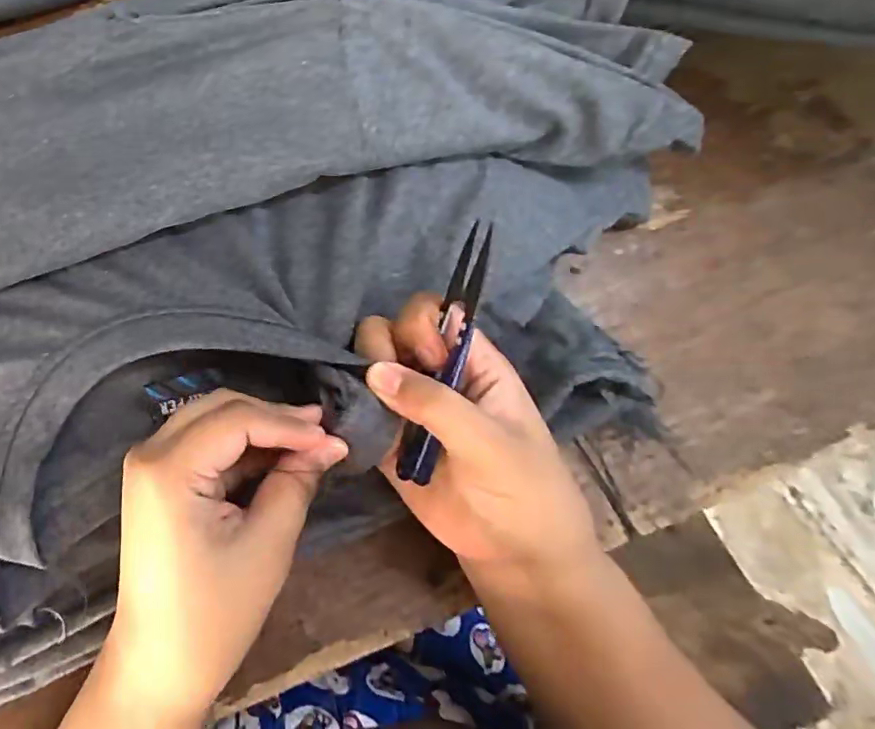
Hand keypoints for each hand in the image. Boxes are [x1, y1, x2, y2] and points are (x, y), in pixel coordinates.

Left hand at [72, 391, 348, 726]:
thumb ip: (295, 483)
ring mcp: (148, 462)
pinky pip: (201, 442)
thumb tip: (328, 444)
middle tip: (323, 430)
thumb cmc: (214, 614)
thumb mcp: (266, 546)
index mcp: (168, 467)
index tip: (332, 434)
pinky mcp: (155, 477)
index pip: (235, 419)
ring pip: (210, 419)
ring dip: (257, 426)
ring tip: (307, 437)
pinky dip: (239, 445)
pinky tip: (274, 453)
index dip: (286, 424)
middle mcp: (150, 451)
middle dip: (272, 417)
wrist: (159, 663)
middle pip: (219, 408)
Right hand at [355, 293, 602, 588]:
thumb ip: (435, 403)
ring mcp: (408, 405)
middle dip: (382, 347)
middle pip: (391, 331)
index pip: (434, 315)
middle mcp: (436, 374)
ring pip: (369, 364)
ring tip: (371, 408)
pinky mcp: (386, 437)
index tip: (426, 358)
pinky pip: (359, 407)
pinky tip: (351, 422)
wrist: (517, 558)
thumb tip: (373, 371)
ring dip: (360, 375)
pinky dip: (349, 407)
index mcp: (472, 363)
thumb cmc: (525, 490)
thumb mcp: (490, 442)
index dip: (420, 326)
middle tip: (390, 387)